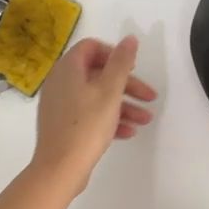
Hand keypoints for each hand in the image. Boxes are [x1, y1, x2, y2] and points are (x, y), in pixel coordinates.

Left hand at [28, 36, 156, 195]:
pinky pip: (89, 114)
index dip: (115, 54)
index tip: (133, 68)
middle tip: (149, 97)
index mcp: (68, 68)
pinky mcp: (63, 125)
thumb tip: (130, 38)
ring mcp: (60, 105)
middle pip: (98, 73)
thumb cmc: (86, 125)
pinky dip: (109, 119)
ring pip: (96, 96)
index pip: (92, 47)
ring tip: (146, 120)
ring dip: (123, 105)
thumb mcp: (110, 91)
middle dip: (127, 85)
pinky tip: (128, 132)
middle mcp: (60, 82)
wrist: (59, 169)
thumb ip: (122, 62)